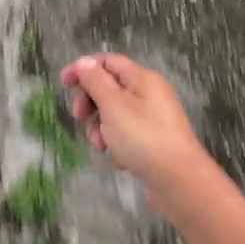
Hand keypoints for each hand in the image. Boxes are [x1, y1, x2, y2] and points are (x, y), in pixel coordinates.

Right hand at [60, 53, 215, 207]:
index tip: (65, 84)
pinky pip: (127, 134)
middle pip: (109, 88)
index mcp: (142, 79)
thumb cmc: (143, 137)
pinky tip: (119, 159)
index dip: (83, 68)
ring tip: (101, 145)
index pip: (108, 61)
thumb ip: (95, 80)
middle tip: (79, 117)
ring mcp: (153, 120)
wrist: (179, 182)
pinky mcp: (154, 142)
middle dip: (90, 103)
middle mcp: (150, 95)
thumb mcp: (112, 104)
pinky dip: (117, 143)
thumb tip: (84, 61)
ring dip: (100, 127)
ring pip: (115, 114)